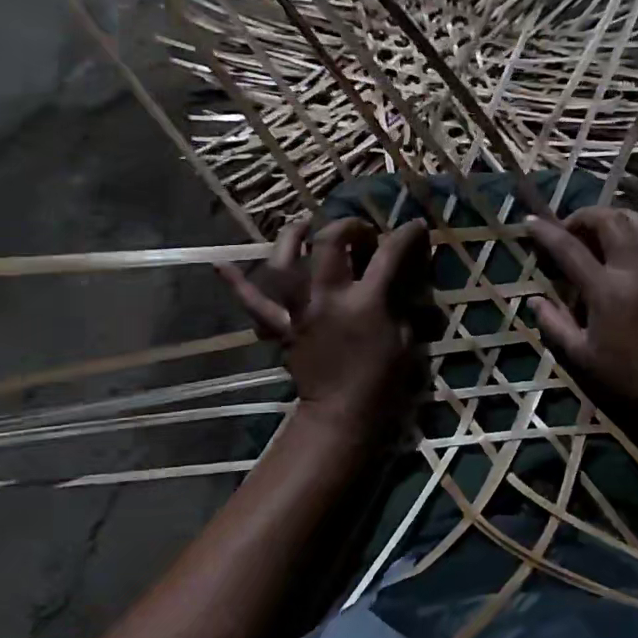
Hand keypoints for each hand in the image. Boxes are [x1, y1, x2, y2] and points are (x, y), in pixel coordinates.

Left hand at [216, 217, 429, 428]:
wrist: (341, 412)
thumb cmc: (381, 379)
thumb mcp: (405, 339)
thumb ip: (400, 304)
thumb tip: (400, 281)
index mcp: (365, 301)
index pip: (388, 256)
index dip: (405, 235)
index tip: (415, 225)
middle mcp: (327, 297)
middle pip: (330, 242)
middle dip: (347, 226)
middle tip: (360, 232)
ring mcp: (299, 309)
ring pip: (285, 261)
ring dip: (292, 237)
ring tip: (304, 225)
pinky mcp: (281, 326)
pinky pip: (253, 303)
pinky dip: (237, 283)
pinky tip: (221, 265)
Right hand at [525, 207, 637, 410]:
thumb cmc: (629, 374)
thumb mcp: (582, 356)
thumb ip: (555, 325)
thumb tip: (535, 300)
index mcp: (606, 289)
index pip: (570, 249)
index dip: (547, 232)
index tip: (530, 221)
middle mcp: (634, 267)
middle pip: (608, 220)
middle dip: (582, 217)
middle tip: (568, 232)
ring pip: (635, 219)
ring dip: (610, 218)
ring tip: (595, 234)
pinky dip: (633, 228)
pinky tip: (624, 246)